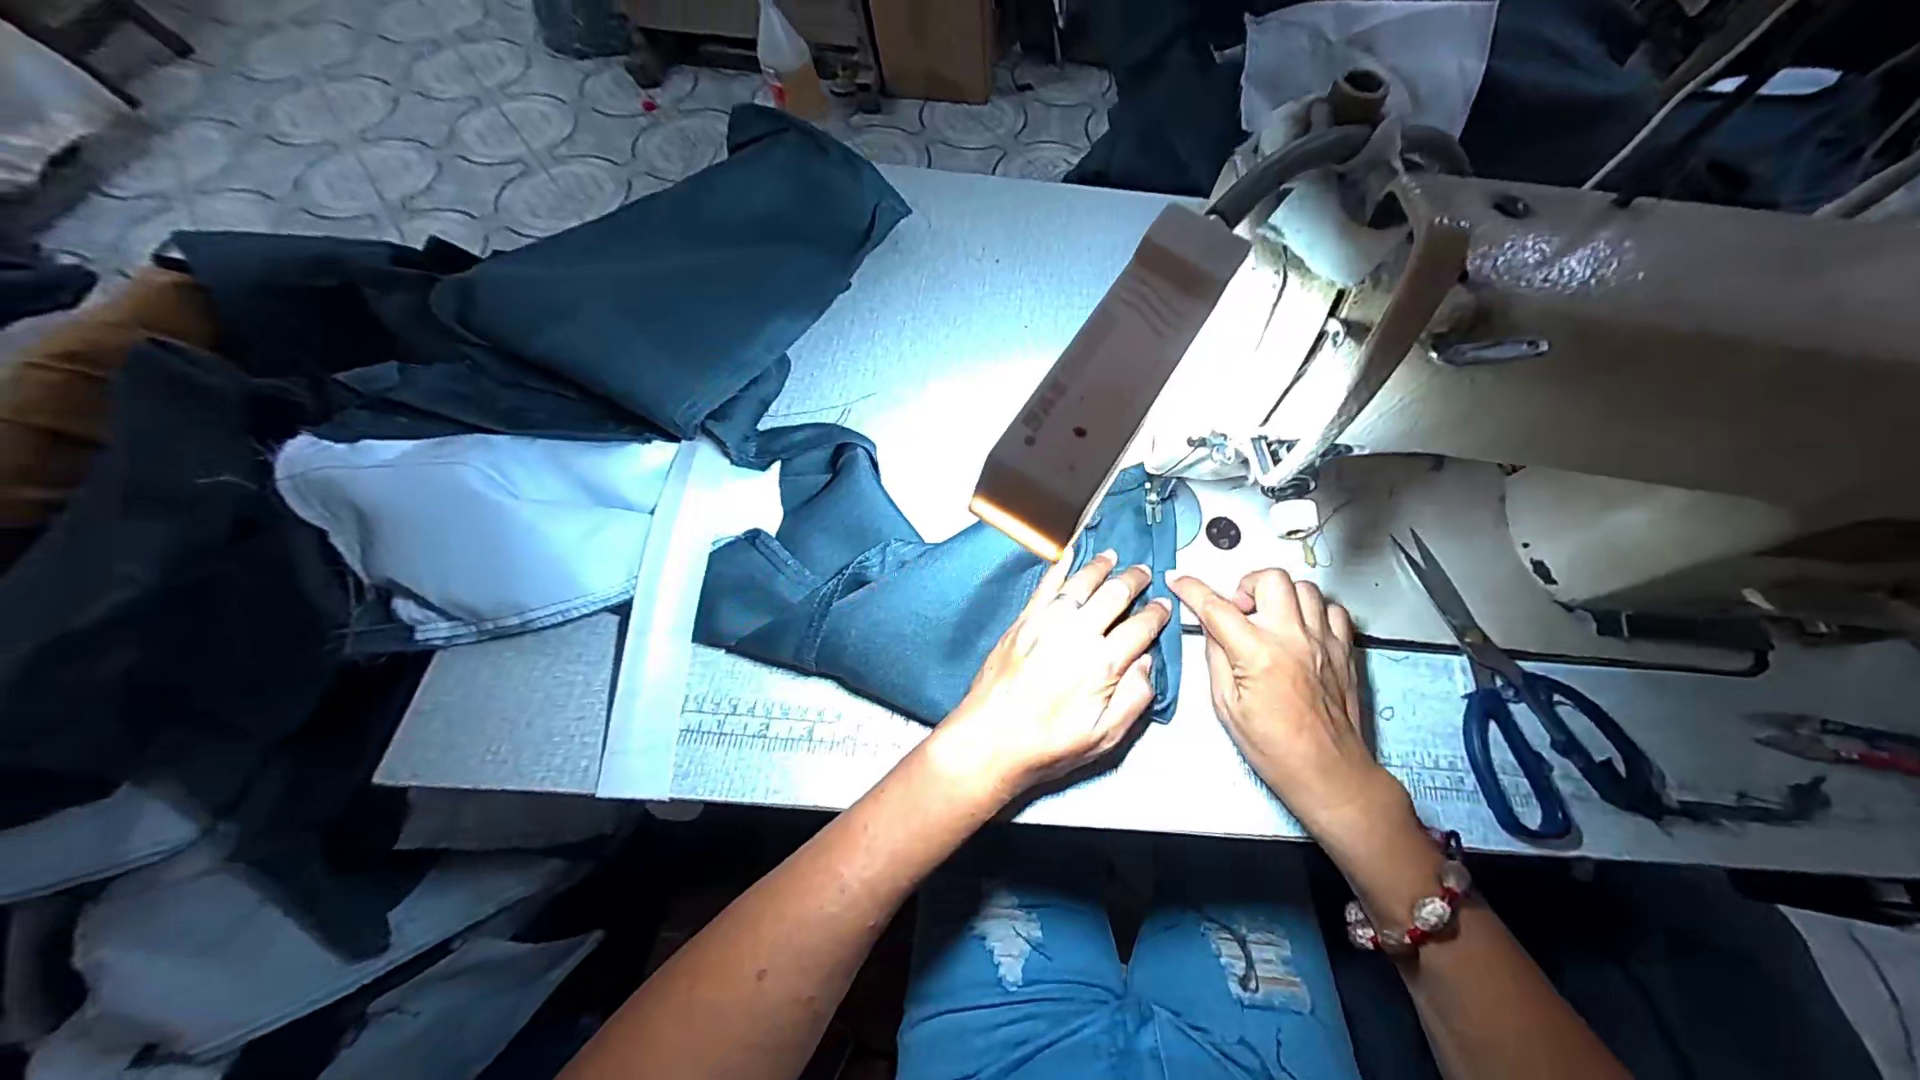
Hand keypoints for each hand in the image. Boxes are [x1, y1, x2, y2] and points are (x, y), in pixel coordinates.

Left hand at [924, 549, 1170, 804]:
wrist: (989, 740)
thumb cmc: (1043, 745)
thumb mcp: (1104, 737)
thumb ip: (1134, 698)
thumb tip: (1146, 666)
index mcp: (1103, 664)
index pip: (1141, 627)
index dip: (1156, 614)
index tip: (1162, 607)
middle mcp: (1077, 636)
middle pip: (1114, 595)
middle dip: (1133, 580)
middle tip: (1141, 573)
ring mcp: (1047, 625)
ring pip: (1080, 584)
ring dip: (1099, 567)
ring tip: (1111, 557)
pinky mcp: (1022, 623)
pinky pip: (1045, 586)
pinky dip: (1058, 567)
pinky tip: (1066, 556)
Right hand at [1168, 569, 1414, 852]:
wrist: (1328, 772)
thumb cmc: (1274, 748)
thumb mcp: (1226, 705)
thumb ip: (1216, 657)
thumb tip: (1211, 627)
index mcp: (1258, 654)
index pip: (1216, 606)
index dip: (1191, 589)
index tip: (1179, 581)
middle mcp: (1294, 639)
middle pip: (1271, 579)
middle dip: (1246, 585)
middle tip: (1237, 608)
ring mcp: (1324, 641)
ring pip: (1304, 587)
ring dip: (1279, 596)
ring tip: (1268, 617)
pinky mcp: (1345, 650)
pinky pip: (1331, 609)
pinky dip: (1312, 611)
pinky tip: (1300, 629)